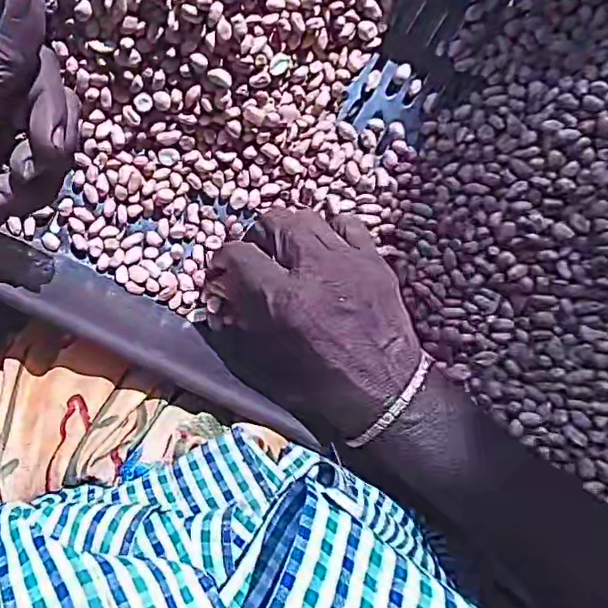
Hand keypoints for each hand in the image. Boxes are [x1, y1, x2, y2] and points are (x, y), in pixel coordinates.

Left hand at [0, 0, 78, 323]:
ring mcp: (9, 144)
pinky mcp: (16, 182)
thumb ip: (3, 55)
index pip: (40, 65)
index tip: (41, 130)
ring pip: (59, 147)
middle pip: (58, 106)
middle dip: (46, 142)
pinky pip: (49, 182)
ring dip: (32, 175)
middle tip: (24, 164)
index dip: (50, 99)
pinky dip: (25, 198)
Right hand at [207, 209, 425, 441]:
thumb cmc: (322, 382)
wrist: (385, 390)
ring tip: (289, 249)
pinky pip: (347, 224)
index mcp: (282, 297)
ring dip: (290, 229)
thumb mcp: (267, 355)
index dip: (222, 258)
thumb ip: (242, 315)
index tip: (222, 268)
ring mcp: (346, 259)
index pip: (238, 253)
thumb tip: (225, 290)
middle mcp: (312, 269)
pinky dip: (330, 230)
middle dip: (256, 235)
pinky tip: (327, 247)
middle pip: (273, 221)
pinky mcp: (372, 260)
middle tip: (256, 255)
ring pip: (307, 216)